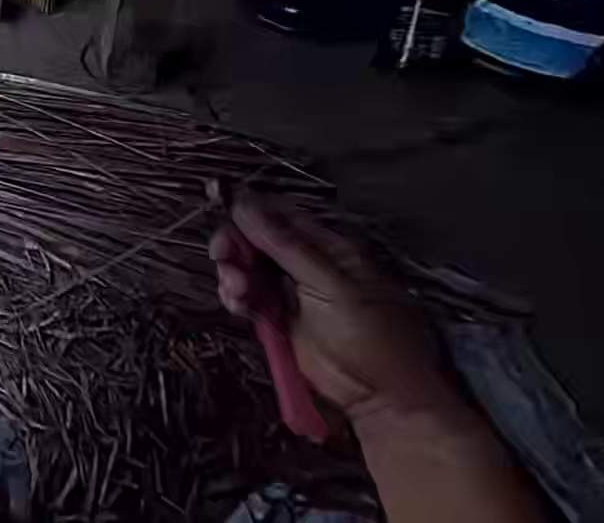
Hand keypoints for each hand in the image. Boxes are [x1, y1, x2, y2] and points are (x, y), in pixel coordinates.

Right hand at [210, 196, 460, 426]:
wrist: (385, 403)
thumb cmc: (376, 341)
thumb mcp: (332, 286)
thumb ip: (285, 245)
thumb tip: (247, 207)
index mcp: (327, 249)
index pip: (279, 214)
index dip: (247, 207)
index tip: (219, 201)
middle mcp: (305, 264)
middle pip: (254, 239)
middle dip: (234, 246)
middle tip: (225, 258)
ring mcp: (290, 291)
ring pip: (245, 266)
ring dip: (233, 275)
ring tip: (239, 292)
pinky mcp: (277, 316)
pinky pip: (245, 295)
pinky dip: (235, 297)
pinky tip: (239, 305)